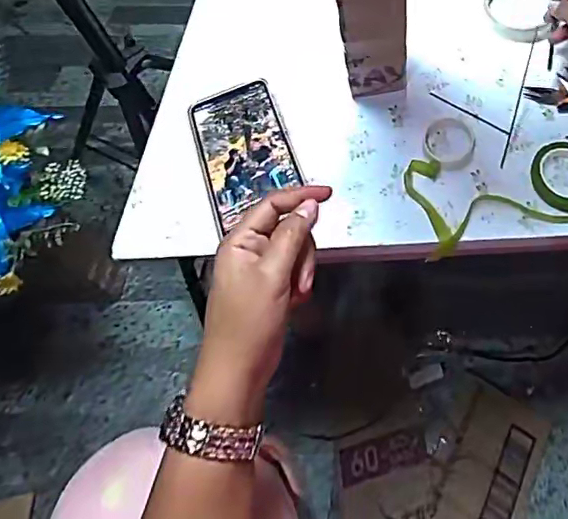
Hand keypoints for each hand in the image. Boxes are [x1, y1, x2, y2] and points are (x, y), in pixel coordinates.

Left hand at [185, 184, 331, 424]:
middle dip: (304, 247)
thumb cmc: (249, 323)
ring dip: (304, 267)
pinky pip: (295, 266)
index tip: (329, 194)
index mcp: (240, 241)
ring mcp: (259, 267)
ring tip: (298, 292)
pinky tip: (295, 298)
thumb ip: (293, 234)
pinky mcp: (270, 283)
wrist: (238, 372)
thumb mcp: (273, 274)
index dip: (301, 195)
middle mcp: (248, 249)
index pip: (273, 204)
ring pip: (296, 246)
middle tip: (302, 276)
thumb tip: (310, 205)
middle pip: (289, 226)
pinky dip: (300, 278)